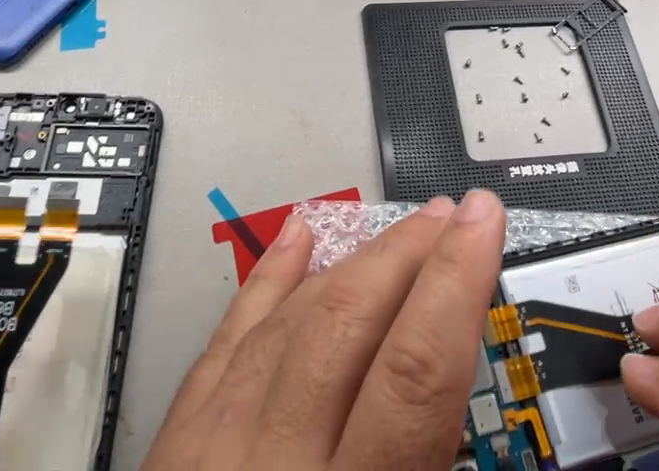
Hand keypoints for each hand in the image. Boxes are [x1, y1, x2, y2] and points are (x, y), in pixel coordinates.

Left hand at [144, 191, 506, 469]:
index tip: (482, 224)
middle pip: (349, 327)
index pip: (411, 373)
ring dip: (354, 260)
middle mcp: (272, 466)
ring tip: (402, 225)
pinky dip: (269, 280)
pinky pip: (229, 338)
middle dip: (409, 256)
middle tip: (451, 213)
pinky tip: (297, 237)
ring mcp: (213, 446)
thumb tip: (471, 415)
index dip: (453, 284)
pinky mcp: (177, 439)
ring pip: (292, 320)